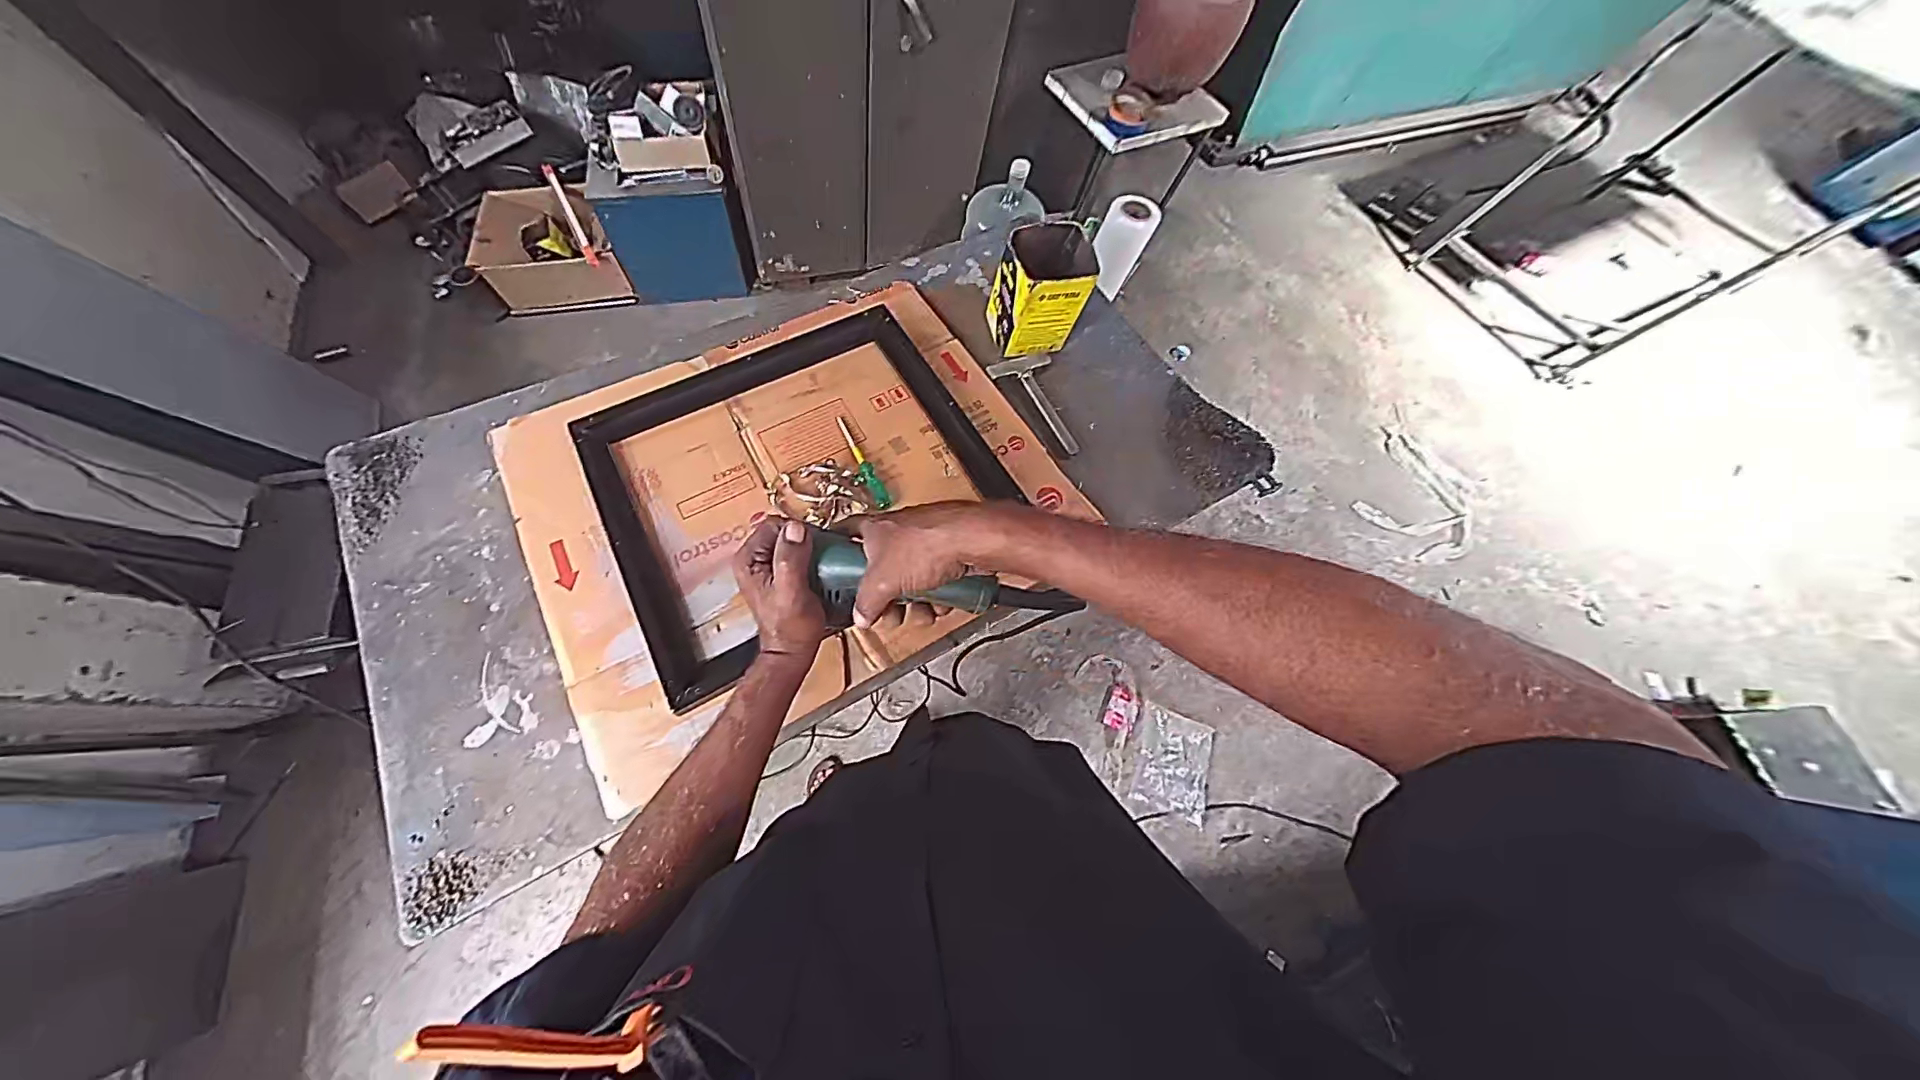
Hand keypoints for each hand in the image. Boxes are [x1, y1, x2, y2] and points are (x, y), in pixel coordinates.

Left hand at [733, 518, 827, 659]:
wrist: (793, 651)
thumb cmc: (790, 628)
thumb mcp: (792, 591)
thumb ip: (790, 559)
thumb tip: (795, 528)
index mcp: (748, 560)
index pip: (773, 525)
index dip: (796, 531)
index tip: (814, 544)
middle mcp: (754, 560)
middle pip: (783, 531)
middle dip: (805, 539)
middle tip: (821, 553)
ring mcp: (768, 567)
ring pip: (792, 541)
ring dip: (810, 547)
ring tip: (822, 561)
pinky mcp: (782, 575)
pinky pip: (798, 554)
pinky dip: (812, 557)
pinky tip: (821, 568)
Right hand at [846, 501, 1024, 628]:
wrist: (971, 542)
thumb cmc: (929, 545)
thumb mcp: (882, 582)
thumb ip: (866, 602)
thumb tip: (860, 615)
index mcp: (874, 529)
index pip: (846, 532)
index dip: (837, 550)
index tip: (833, 567)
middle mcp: (898, 532)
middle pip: (881, 571)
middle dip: (887, 598)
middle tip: (890, 612)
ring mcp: (924, 544)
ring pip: (910, 581)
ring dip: (916, 604)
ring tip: (923, 612)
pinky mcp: (947, 555)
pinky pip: (934, 582)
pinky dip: (936, 596)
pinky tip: (941, 604)